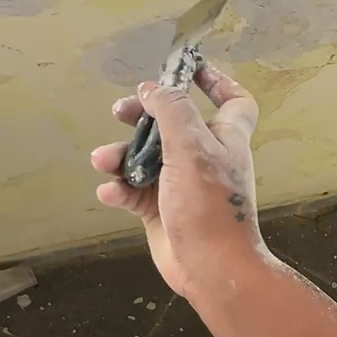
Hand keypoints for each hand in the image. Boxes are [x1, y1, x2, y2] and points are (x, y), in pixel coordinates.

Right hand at [92, 64, 265, 299]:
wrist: (210, 268)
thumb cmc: (210, 207)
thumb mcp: (192, 149)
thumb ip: (172, 112)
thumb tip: (153, 87)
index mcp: (224, 139)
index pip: (234, 101)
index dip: (217, 82)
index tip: (189, 69)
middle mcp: (204, 158)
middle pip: (171, 124)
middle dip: (142, 115)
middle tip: (119, 111)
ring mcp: (180, 184)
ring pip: (145, 158)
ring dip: (120, 155)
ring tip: (102, 160)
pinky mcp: (160, 210)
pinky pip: (133, 191)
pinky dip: (119, 189)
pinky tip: (110, 193)